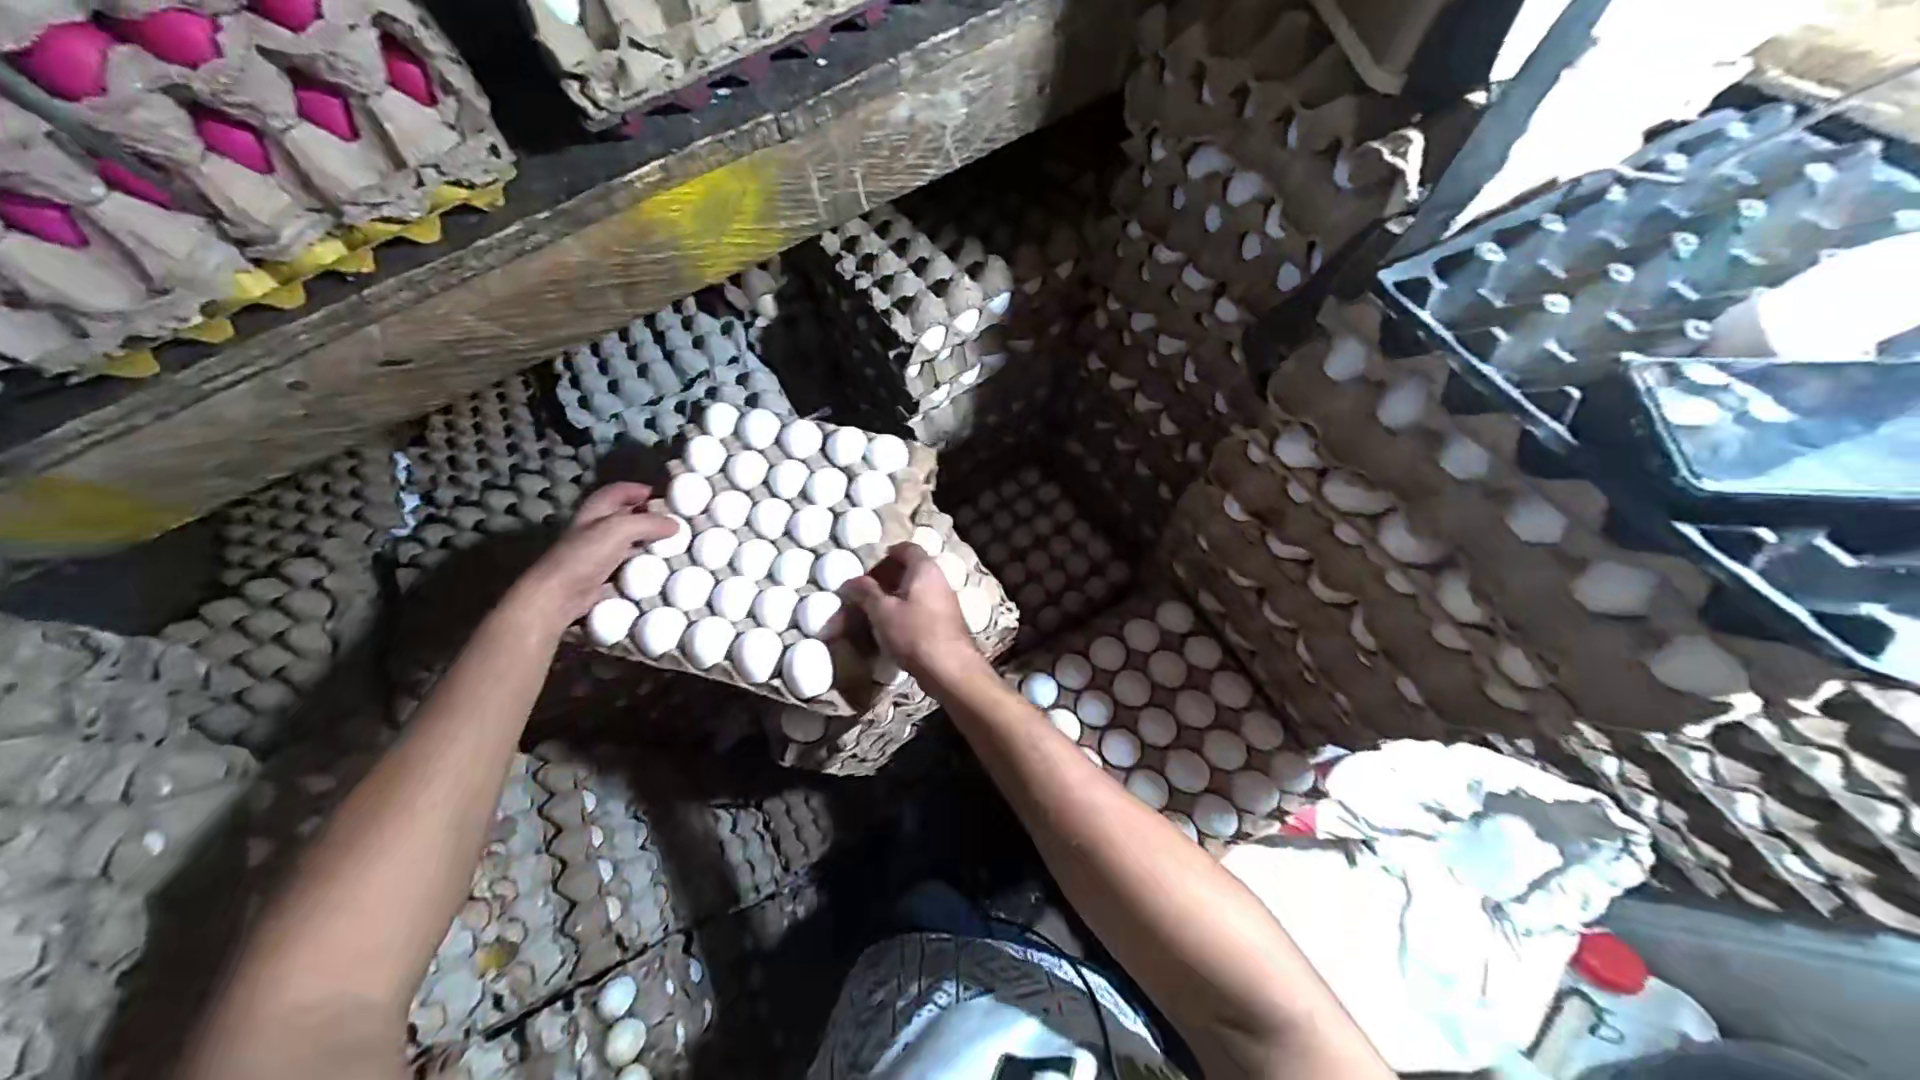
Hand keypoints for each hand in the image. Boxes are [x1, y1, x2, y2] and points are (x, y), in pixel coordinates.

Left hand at [504, 482, 676, 633]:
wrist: (559, 595)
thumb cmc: (585, 555)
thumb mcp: (619, 529)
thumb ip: (648, 523)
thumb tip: (675, 524)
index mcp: (595, 510)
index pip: (618, 491)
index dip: (639, 490)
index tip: (665, 497)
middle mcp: (595, 527)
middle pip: (624, 514)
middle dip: (648, 514)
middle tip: (673, 521)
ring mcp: (597, 550)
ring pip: (627, 538)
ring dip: (647, 538)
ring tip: (670, 542)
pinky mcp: (601, 572)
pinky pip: (627, 560)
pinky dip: (642, 559)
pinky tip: (656, 566)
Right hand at [839, 542, 984, 686]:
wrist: (950, 669)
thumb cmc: (914, 633)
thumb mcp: (882, 611)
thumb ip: (865, 592)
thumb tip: (851, 582)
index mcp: (924, 569)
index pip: (906, 549)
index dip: (885, 556)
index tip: (868, 571)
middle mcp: (938, 580)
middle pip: (909, 571)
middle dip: (885, 580)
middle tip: (866, 594)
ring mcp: (945, 602)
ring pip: (914, 592)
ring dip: (894, 599)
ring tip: (874, 614)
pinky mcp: (945, 623)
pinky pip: (921, 609)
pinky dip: (905, 613)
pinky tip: (891, 630)